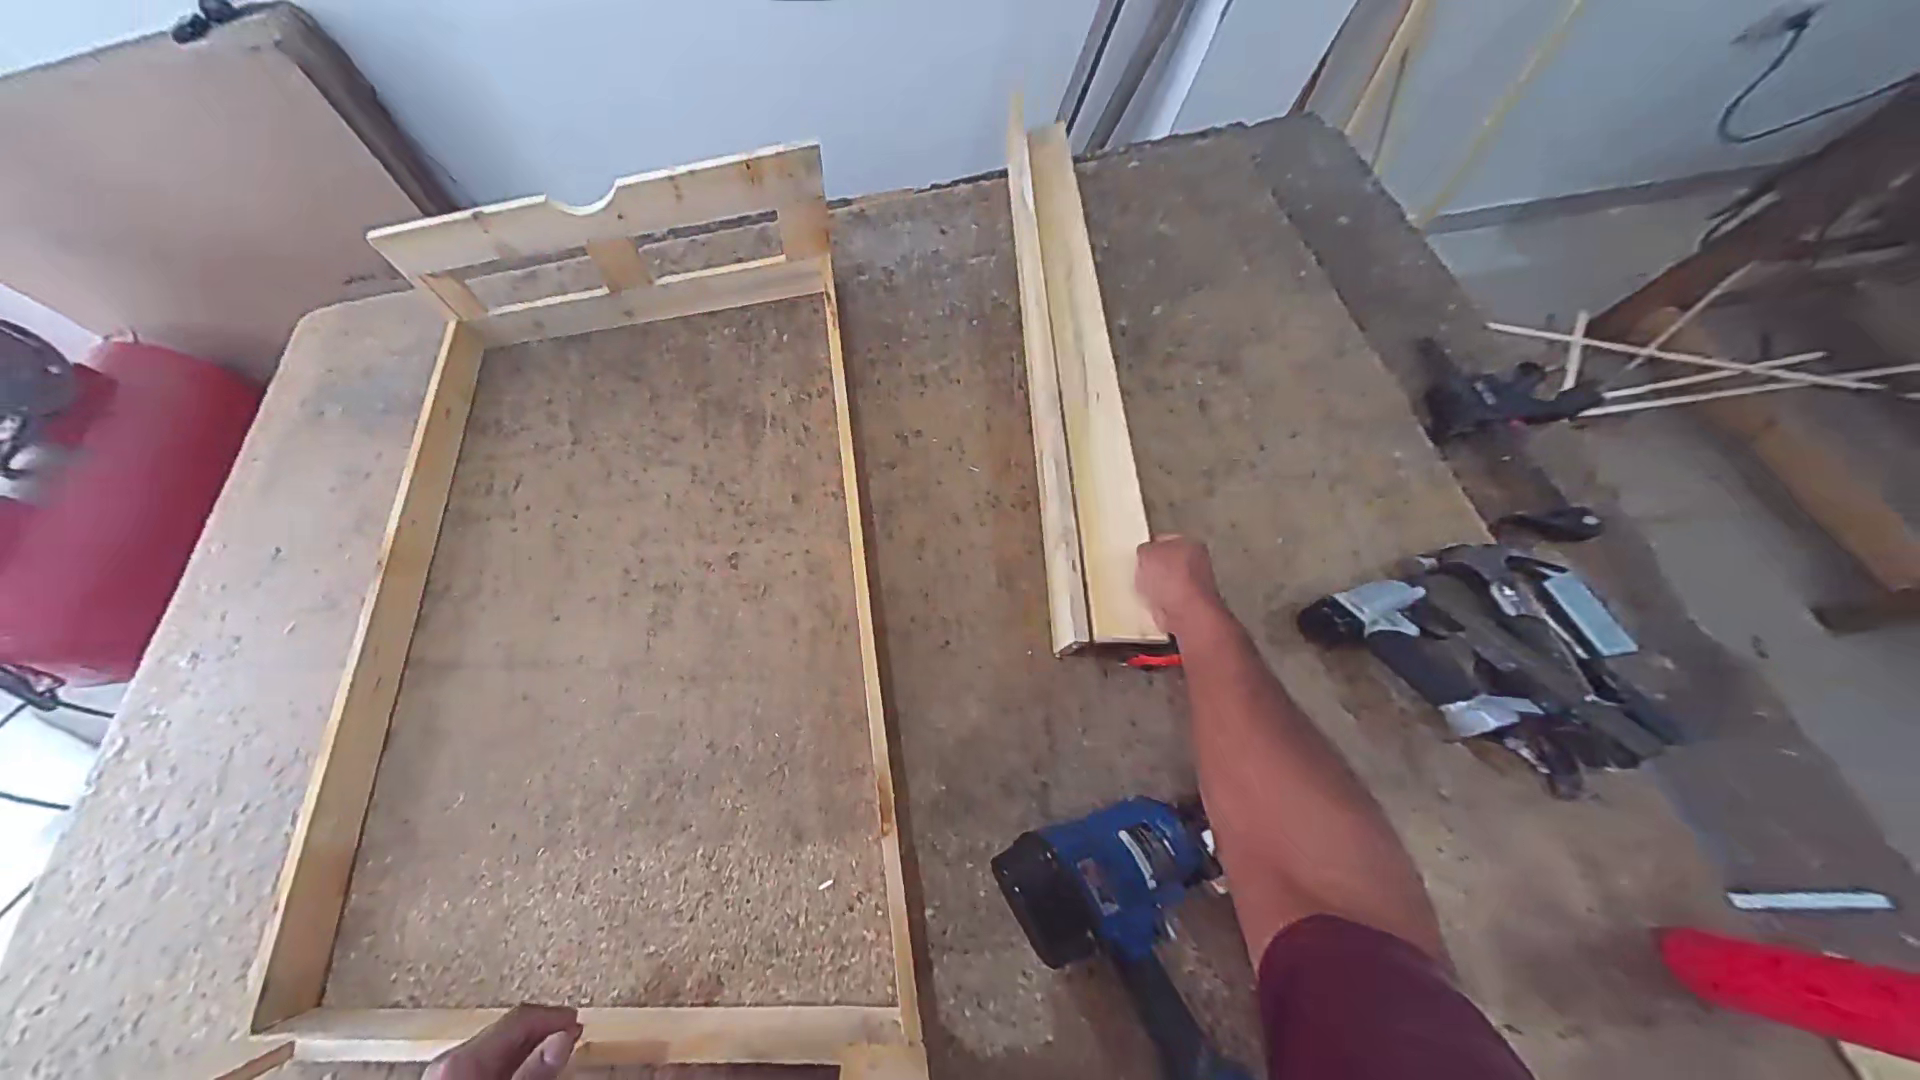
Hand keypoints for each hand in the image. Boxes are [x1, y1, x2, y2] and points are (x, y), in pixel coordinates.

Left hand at [424, 1004, 581, 1079]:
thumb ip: (534, 1073)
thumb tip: (564, 1038)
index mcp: (463, 1058)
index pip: (520, 1017)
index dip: (554, 1017)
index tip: (576, 1026)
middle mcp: (449, 1061)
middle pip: (507, 1032)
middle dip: (542, 1034)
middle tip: (569, 1041)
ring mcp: (441, 1078)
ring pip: (495, 1050)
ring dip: (527, 1052)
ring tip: (550, 1061)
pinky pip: (482, 1068)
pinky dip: (507, 1067)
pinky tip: (522, 1076)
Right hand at [1135, 535, 1225, 633]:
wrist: (1185, 613)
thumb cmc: (1170, 578)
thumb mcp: (1146, 553)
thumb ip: (1144, 549)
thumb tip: (1145, 555)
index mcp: (1190, 543)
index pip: (1164, 539)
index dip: (1148, 546)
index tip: (1137, 554)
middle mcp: (1197, 563)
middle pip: (1165, 562)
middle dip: (1151, 568)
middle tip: (1138, 571)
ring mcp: (1194, 586)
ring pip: (1164, 582)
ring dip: (1153, 587)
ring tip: (1144, 589)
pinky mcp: (1188, 606)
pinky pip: (1164, 600)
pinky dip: (1156, 602)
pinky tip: (1150, 603)